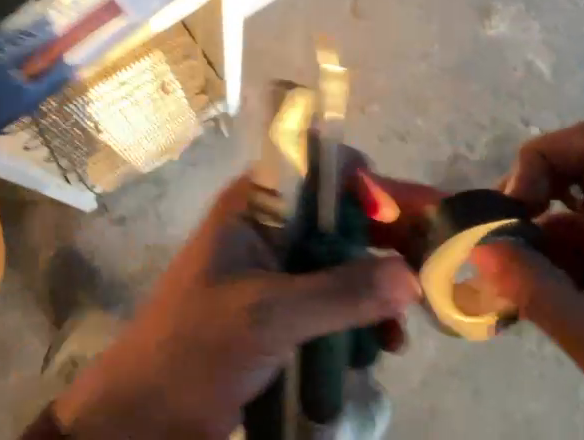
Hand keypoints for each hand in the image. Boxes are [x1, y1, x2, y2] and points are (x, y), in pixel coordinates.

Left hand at [51, 176, 419, 437]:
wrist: (145, 414)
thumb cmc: (197, 347)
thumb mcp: (269, 316)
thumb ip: (339, 293)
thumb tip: (409, 274)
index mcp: (253, 207)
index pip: (316, 168)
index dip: (365, 182)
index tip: (414, 212)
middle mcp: (266, 230)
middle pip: (338, 218)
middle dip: (386, 242)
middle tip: (438, 268)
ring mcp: (272, 274)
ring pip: (340, 264)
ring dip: (377, 291)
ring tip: (400, 334)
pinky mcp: (278, 316)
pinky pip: (331, 304)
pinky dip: (358, 321)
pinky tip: (380, 351)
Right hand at [470, 122, 583, 439]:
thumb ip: (541, 295)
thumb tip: (478, 247)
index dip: (536, 161)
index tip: (510, 212)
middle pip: (578, 181)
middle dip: (530, 213)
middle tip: (498, 258)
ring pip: (581, 221)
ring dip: (543, 251)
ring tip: (513, 298)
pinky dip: (564, 272)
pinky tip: (545, 311)